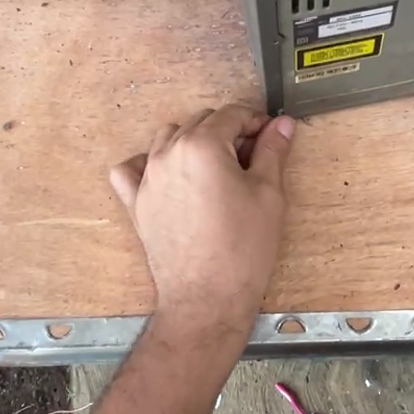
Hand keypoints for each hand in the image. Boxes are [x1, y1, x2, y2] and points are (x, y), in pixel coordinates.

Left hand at [109, 106, 296, 334]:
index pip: (231, 114)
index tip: (271, 135)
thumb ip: (273, 150)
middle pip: (202, 122)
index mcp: (203, 145)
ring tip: (218, 168)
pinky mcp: (136, 202)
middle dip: (229, 131)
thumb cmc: (243, 248)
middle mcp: (169, 153)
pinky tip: (170, 176)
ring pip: (169, 137)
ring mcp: (148, 177)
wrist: (207, 299)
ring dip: (194, 141)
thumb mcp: (269, 193)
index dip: (256, 120)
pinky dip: (148, 163)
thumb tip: (282, 123)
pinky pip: (131, 169)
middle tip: (253, 156)